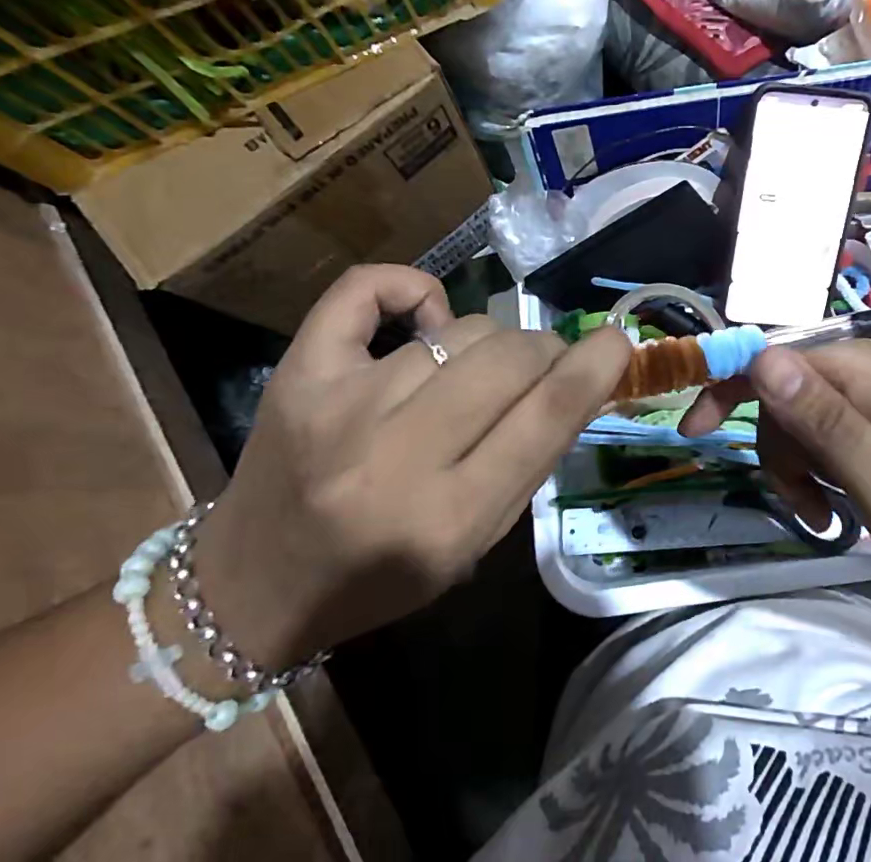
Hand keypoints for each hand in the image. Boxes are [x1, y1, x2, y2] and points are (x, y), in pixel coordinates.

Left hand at [190, 266, 631, 667]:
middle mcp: (395, 457)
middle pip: (507, 359)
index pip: (545, 417)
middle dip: (544, 351)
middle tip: (541, 365)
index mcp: (448, 518)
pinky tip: (428, 312)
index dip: (595, 368)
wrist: (255, 583)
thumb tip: (573, 380)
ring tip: (476, 369)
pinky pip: (366, 290)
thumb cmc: (383, 577)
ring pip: (457, 330)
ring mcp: (341, 406)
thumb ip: (528, 463)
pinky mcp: (299, 373)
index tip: (615, 342)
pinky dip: (412, 287)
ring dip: (488, 342)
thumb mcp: (475, 541)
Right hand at [679, 337, 870, 612]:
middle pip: (797, 380)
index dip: (740, 384)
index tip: (696, 430)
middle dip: (782, 442)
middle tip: (800, 504)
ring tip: (822, 512)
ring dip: (798, 460)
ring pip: (806, 404)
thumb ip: (827, 422)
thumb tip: (761, 357)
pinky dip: (818, 461)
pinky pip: (830, 419)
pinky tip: (832, 501)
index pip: (798, 355)